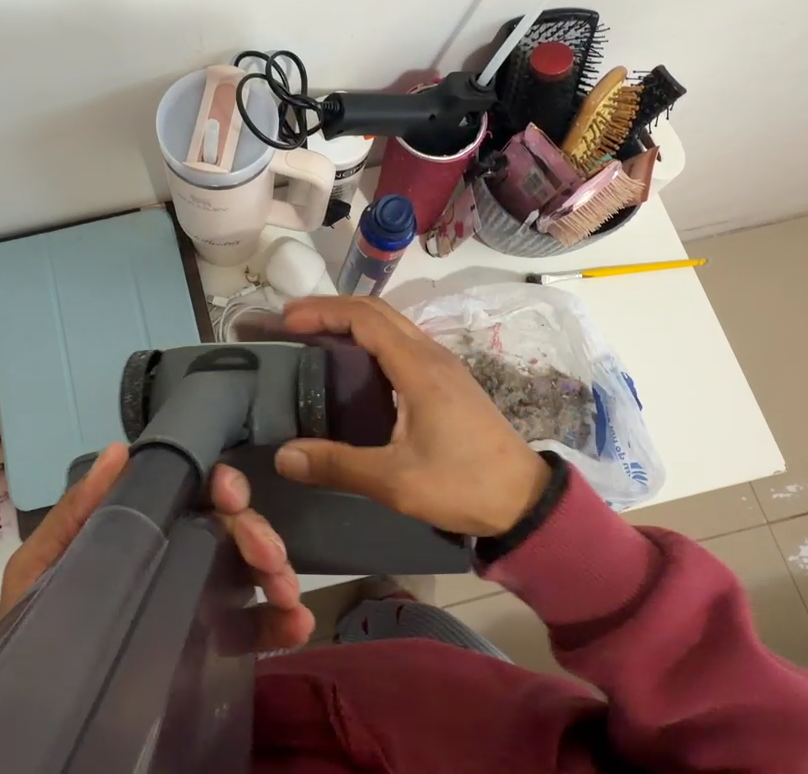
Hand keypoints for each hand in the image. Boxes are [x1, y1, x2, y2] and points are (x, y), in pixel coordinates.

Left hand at [0, 441, 314, 650]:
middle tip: (266, 553)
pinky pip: (256, 630)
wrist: (36, 713)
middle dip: (258, 531)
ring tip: (285, 591)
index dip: (221, 486)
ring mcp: (200, 604)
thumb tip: (116, 451)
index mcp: (147, 534)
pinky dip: (284, 622)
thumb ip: (76, 514)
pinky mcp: (214, 651)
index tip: (229, 494)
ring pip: (253, 572)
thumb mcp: (43, 567)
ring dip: (278, 572)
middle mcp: (179, 560)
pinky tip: (298, 623)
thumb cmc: (37, 628)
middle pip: (233, 531)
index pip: (195, 496)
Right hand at [274, 296, 550, 536]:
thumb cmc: (462, 484)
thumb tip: (283, 456)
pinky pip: (401, 342)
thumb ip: (338, 465)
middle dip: (331, 308)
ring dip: (351, 320)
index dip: (323, 312)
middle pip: (377, 311)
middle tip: (290, 322)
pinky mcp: (447, 380)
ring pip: (391, 324)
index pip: (365, 318)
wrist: (524, 500)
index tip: (287, 321)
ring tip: (313, 336)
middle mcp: (431, 355)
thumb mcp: (395, 481)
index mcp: (418, 368)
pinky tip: (351, 363)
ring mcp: (443, 365)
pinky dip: (369, 338)